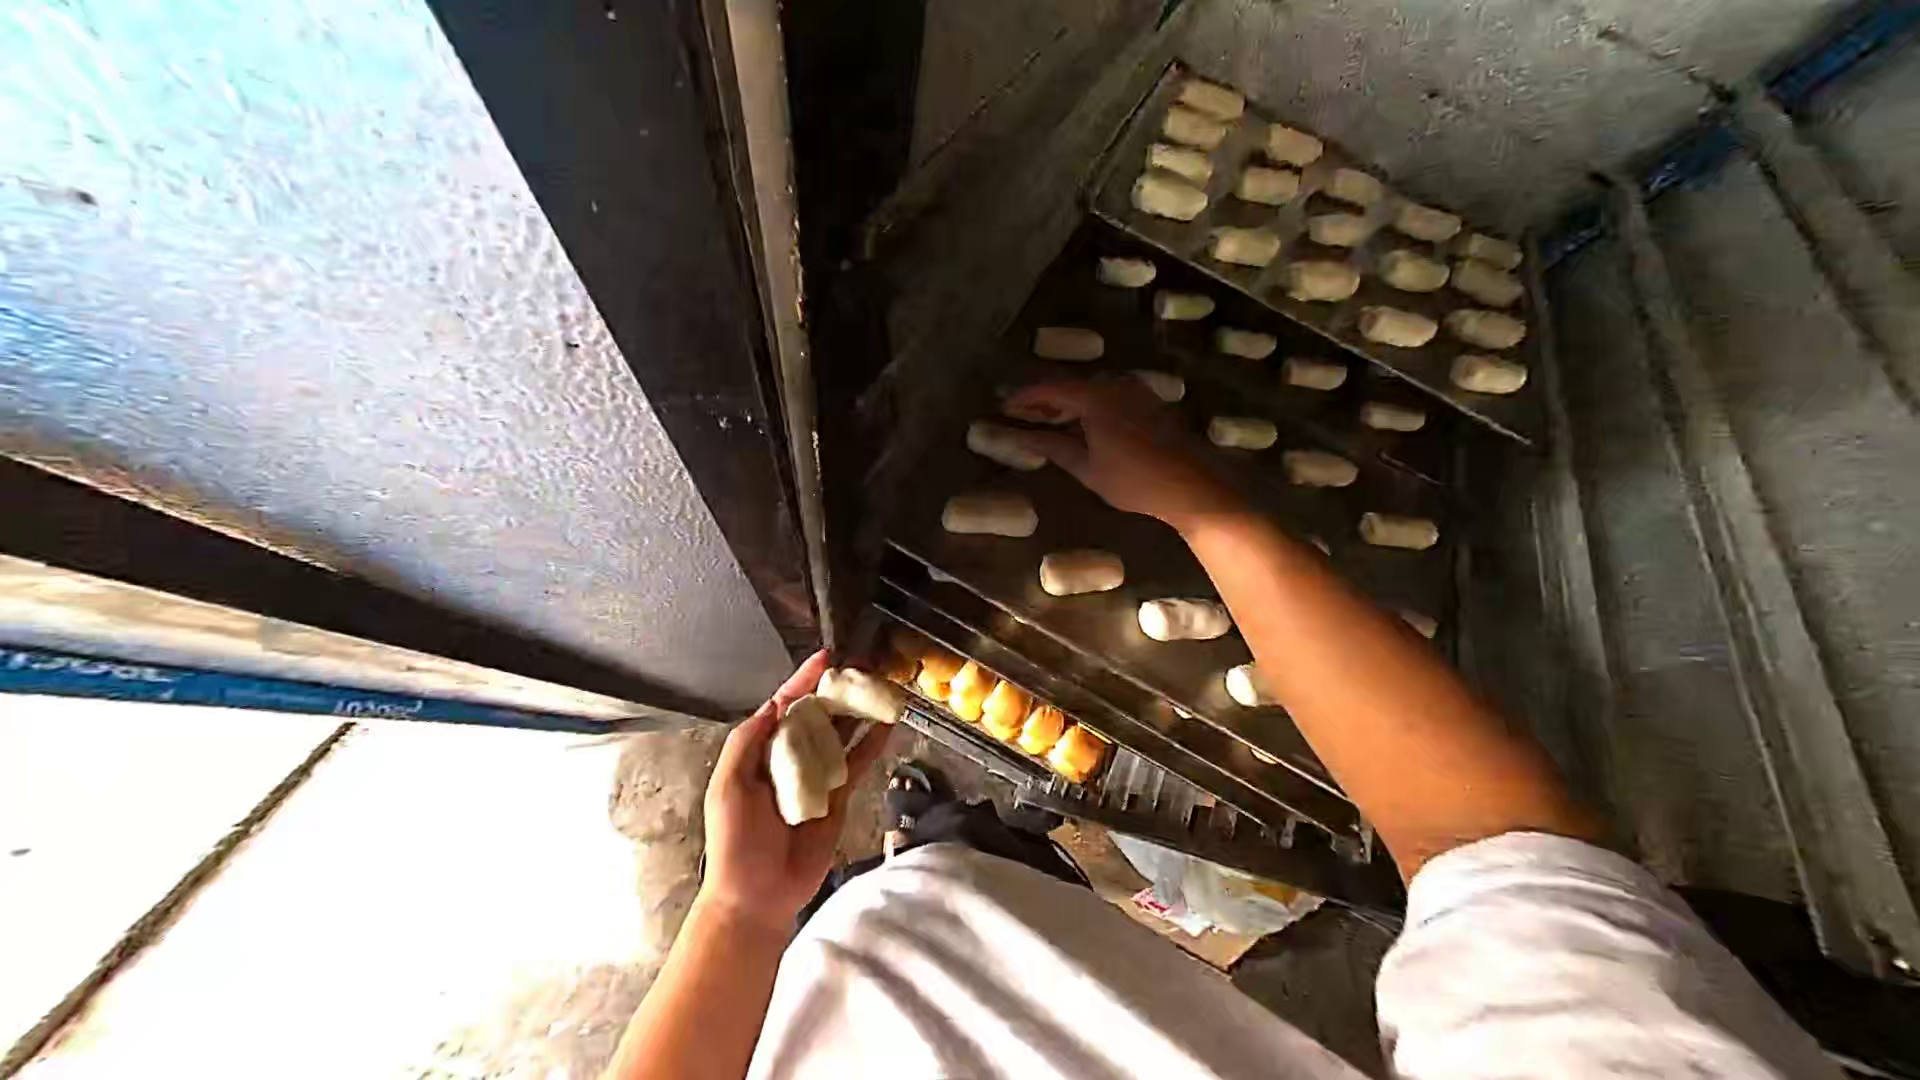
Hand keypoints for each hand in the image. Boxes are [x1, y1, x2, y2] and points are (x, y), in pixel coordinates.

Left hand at [697, 650, 893, 931]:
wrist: (757, 897)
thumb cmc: (736, 843)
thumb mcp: (727, 788)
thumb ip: (746, 743)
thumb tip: (775, 704)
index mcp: (762, 749)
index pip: (786, 705)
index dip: (805, 679)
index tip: (826, 656)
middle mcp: (792, 755)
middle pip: (819, 714)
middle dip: (839, 689)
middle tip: (863, 667)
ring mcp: (818, 773)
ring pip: (842, 733)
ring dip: (860, 710)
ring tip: (880, 687)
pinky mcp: (838, 795)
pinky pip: (858, 763)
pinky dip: (873, 744)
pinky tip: (888, 725)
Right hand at [1002, 377, 1241, 531]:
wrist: (1192, 485)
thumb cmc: (1134, 480)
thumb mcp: (1087, 467)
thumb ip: (1053, 448)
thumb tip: (1023, 438)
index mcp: (1096, 396)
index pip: (1050, 389)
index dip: (1025, 397)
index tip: (1004, 406)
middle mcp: (1115, 385)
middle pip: (1070, 386)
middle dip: (1043, 399)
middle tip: (1020, 414)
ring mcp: (1135, 392)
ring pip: (1090, 390)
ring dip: (1066, 403)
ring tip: (1045, 421)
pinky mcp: (1147, 403)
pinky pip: (1108, 397)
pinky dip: (1087, 407)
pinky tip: (1079, 425)